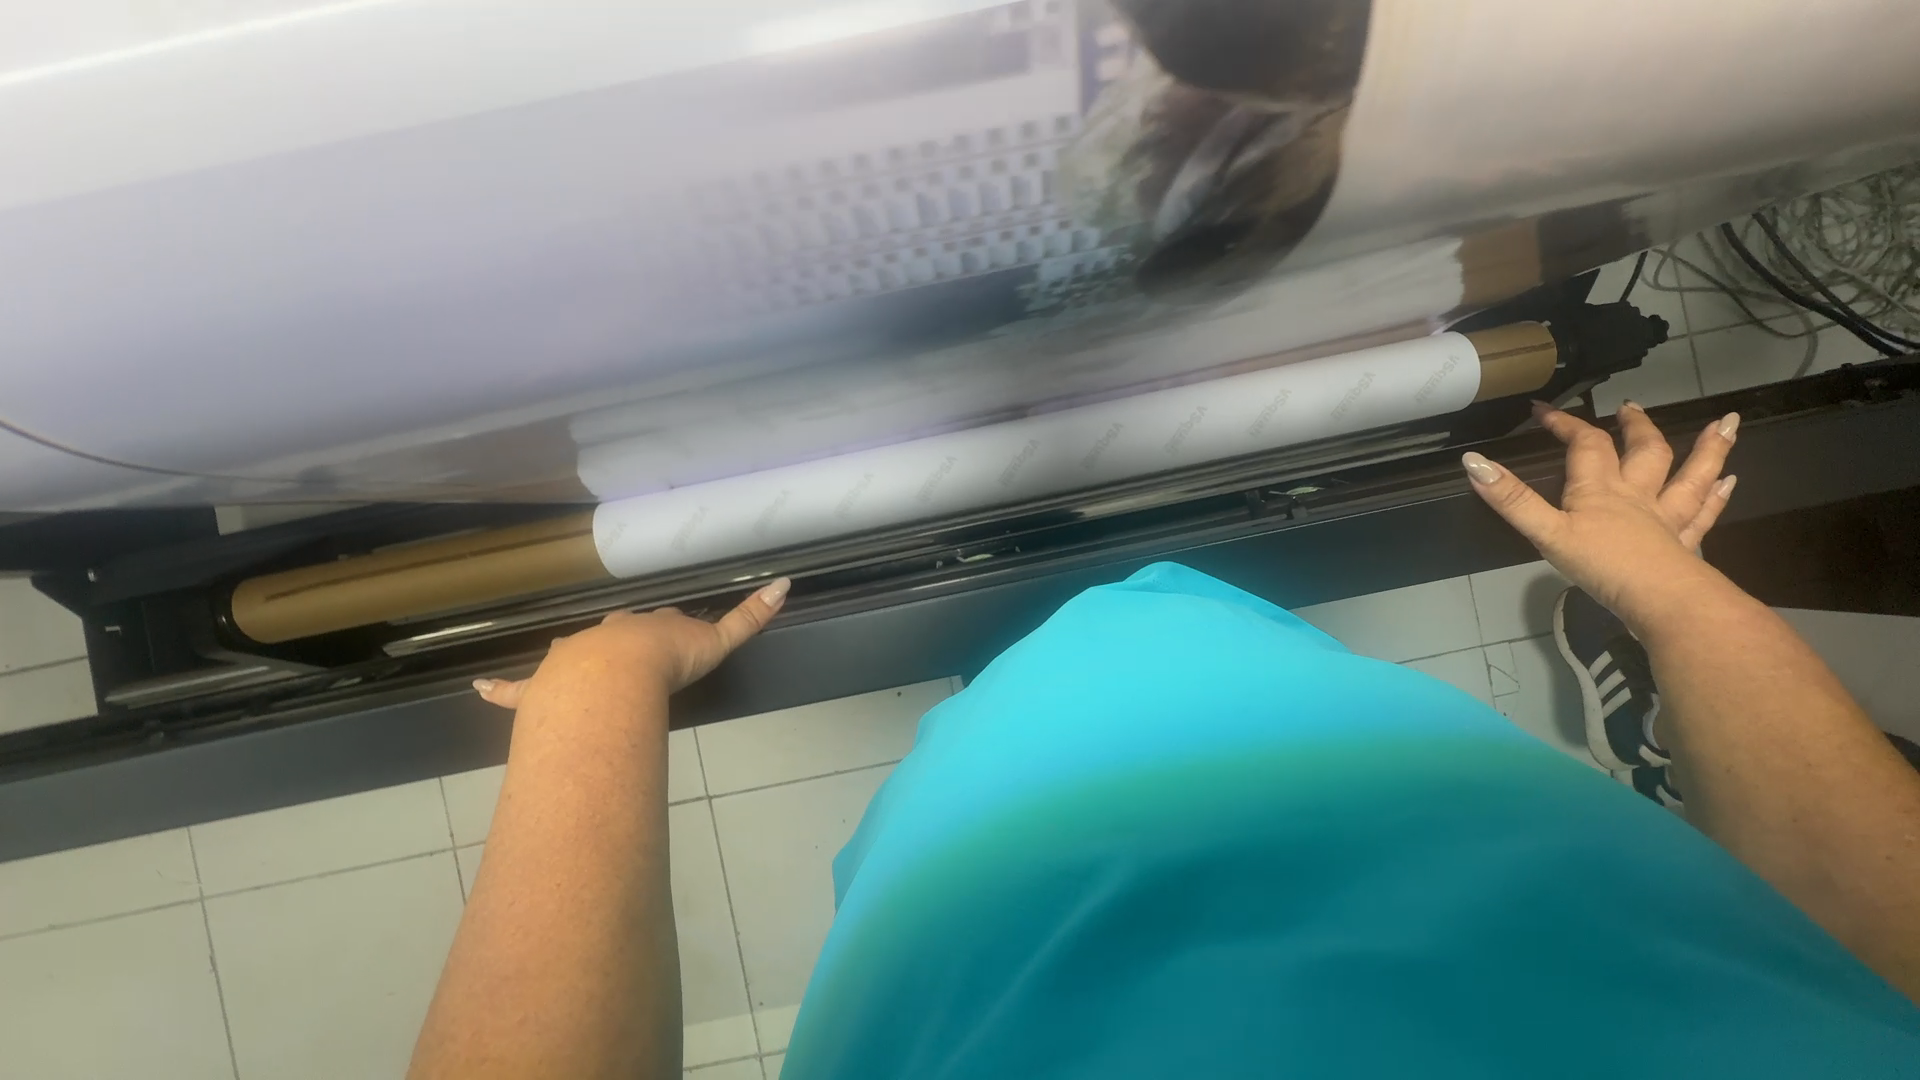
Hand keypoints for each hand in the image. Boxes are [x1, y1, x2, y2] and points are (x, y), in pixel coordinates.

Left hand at [473, 578, 789, 707]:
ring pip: (572, 654)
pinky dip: (499, 689)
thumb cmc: (667, 661)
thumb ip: (749, 617)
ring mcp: (569, 658)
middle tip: (635, 662)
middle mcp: (606, 635)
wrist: (617, 677)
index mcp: (644, 627)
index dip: (664, 632)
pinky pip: (515, 688)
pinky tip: (480, 689)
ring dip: (576, 661)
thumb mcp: (714, 641)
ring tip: (582, 674)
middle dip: (623, 643)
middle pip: (615, 633)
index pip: (656, 623)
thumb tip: (784, 583)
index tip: (672, 642)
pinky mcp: (540, 688)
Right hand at [1462, 402, 1738, 624]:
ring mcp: (1665, 518)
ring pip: (1689, 475)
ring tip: (1724, 424)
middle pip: (1643, 452)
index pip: (1584, 445)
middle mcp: (1636, 495)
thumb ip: (1510, 498)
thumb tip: (1473, 461)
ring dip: (1707, 449)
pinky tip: (1729, 482)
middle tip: (1629, 408)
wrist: (1662, 600)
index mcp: (1599, 491)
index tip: (1543, 410)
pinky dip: (1717, 495)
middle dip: (1634, 427)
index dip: (1564, 424)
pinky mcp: (1684, 542)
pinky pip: (1703, 513)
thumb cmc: (1601, 564)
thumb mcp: (1544, 531)